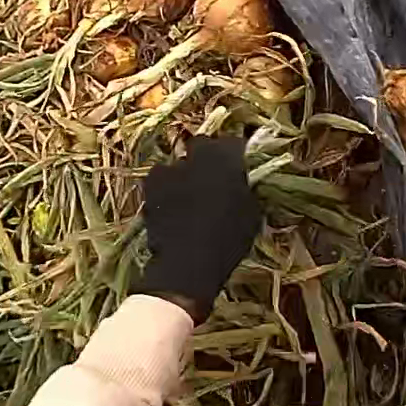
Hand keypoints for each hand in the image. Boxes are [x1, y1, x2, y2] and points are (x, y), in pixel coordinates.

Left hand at [138, 136, 262, 321]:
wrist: (188, 263)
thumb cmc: (230, 239)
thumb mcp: (253, 212)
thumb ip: (248, 188)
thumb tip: (248, 181)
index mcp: (229, 157)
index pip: (237, 143)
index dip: (239, 156)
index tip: (241, 169)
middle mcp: (200, 153)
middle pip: (206, 145)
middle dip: (210, 156)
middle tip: (216, 178)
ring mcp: (173, 166)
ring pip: (182, 160)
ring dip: (187, 170)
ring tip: (192, 192)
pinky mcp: (152, 182)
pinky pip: (162, 176)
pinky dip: (167, 184)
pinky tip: (172, 202)